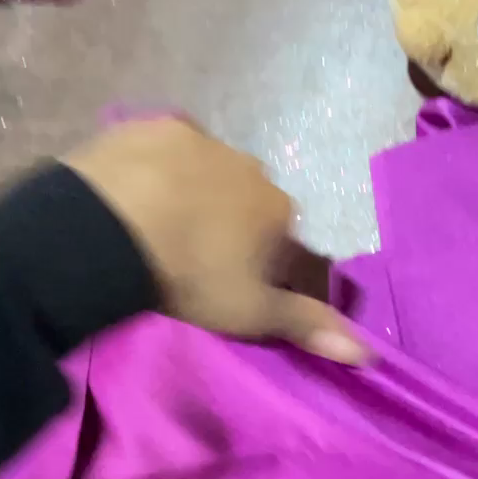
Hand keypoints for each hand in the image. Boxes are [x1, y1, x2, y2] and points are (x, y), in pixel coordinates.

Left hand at [64, 118, 367, 364]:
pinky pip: (163, 147)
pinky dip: (155, 167)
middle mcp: (251, 166)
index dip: (257, 263)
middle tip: (187, 255)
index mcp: (279, 209)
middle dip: (227, 222)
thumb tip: (370, 353)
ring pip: (206, 170)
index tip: (224, 284)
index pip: (281, 238)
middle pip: (245, 200)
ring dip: (191, 191)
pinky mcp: (155, 125)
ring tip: (154, 225)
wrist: (107, 229)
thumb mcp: (251, 313)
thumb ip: (307, 326)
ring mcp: (202, 139)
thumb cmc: (189, 276)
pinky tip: (132, 191)